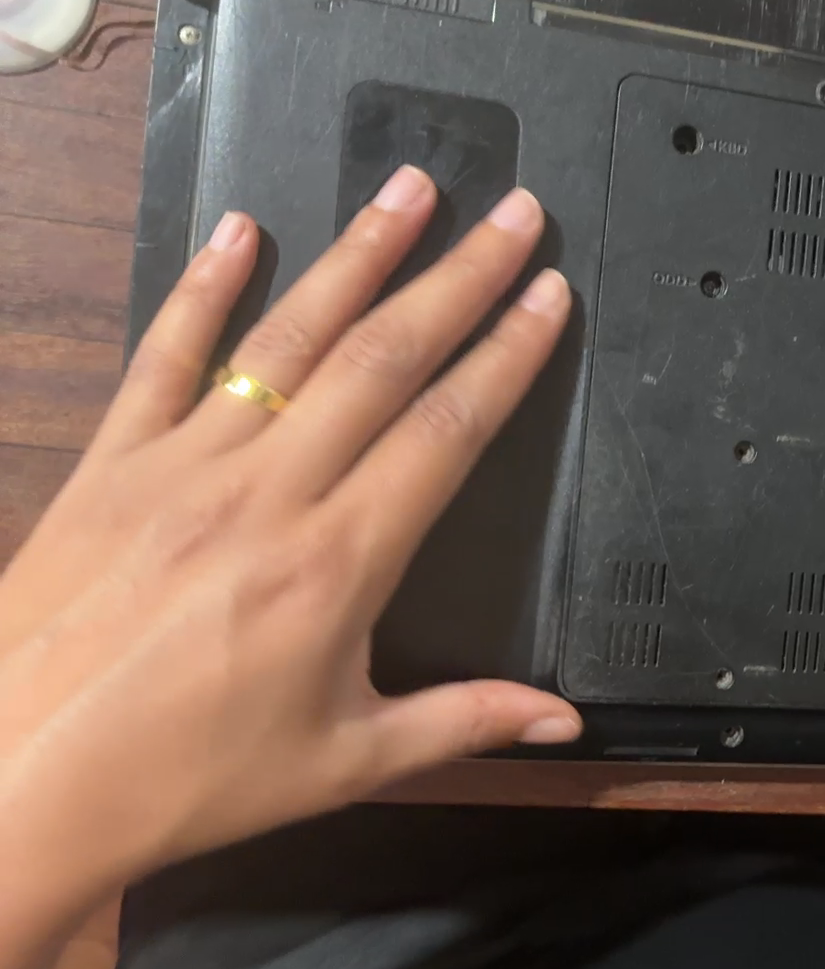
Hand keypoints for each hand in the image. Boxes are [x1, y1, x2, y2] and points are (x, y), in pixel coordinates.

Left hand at [0, 169, 581, 927]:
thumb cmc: (187, 779)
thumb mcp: (349, 758)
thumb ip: (469, 719)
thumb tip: (571, 722)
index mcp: (338, 559)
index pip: (448, 427)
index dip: (508, 355)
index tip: (549, 296)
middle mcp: (268, 492)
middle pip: (385, 358)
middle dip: (462, 278)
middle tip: (516, 217)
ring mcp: (181, 468)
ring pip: (290, 337)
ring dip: (360, 256)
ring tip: (410, 189)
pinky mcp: (110, 466)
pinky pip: (168, 359)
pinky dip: (206, 290)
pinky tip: (240, 231)